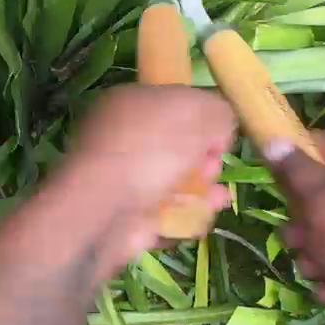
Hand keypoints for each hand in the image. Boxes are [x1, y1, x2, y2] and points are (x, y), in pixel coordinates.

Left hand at [52, 84, 235, 273]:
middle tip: (212, 168)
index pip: (170, 106)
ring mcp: (120, 182)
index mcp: (127, 104)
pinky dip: (185, 219)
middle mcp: (119, 141)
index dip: (201, 119)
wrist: (105, 209)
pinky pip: (164, 217)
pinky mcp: (125, 219)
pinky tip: (202, 219)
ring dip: (201, 192)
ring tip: (217, 199)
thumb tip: (218, 133)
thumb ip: (217, 112)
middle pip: (174, 148)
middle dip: (203, 159)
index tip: (219, 135)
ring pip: (171, 185)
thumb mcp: (197, 110)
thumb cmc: (149, 148)